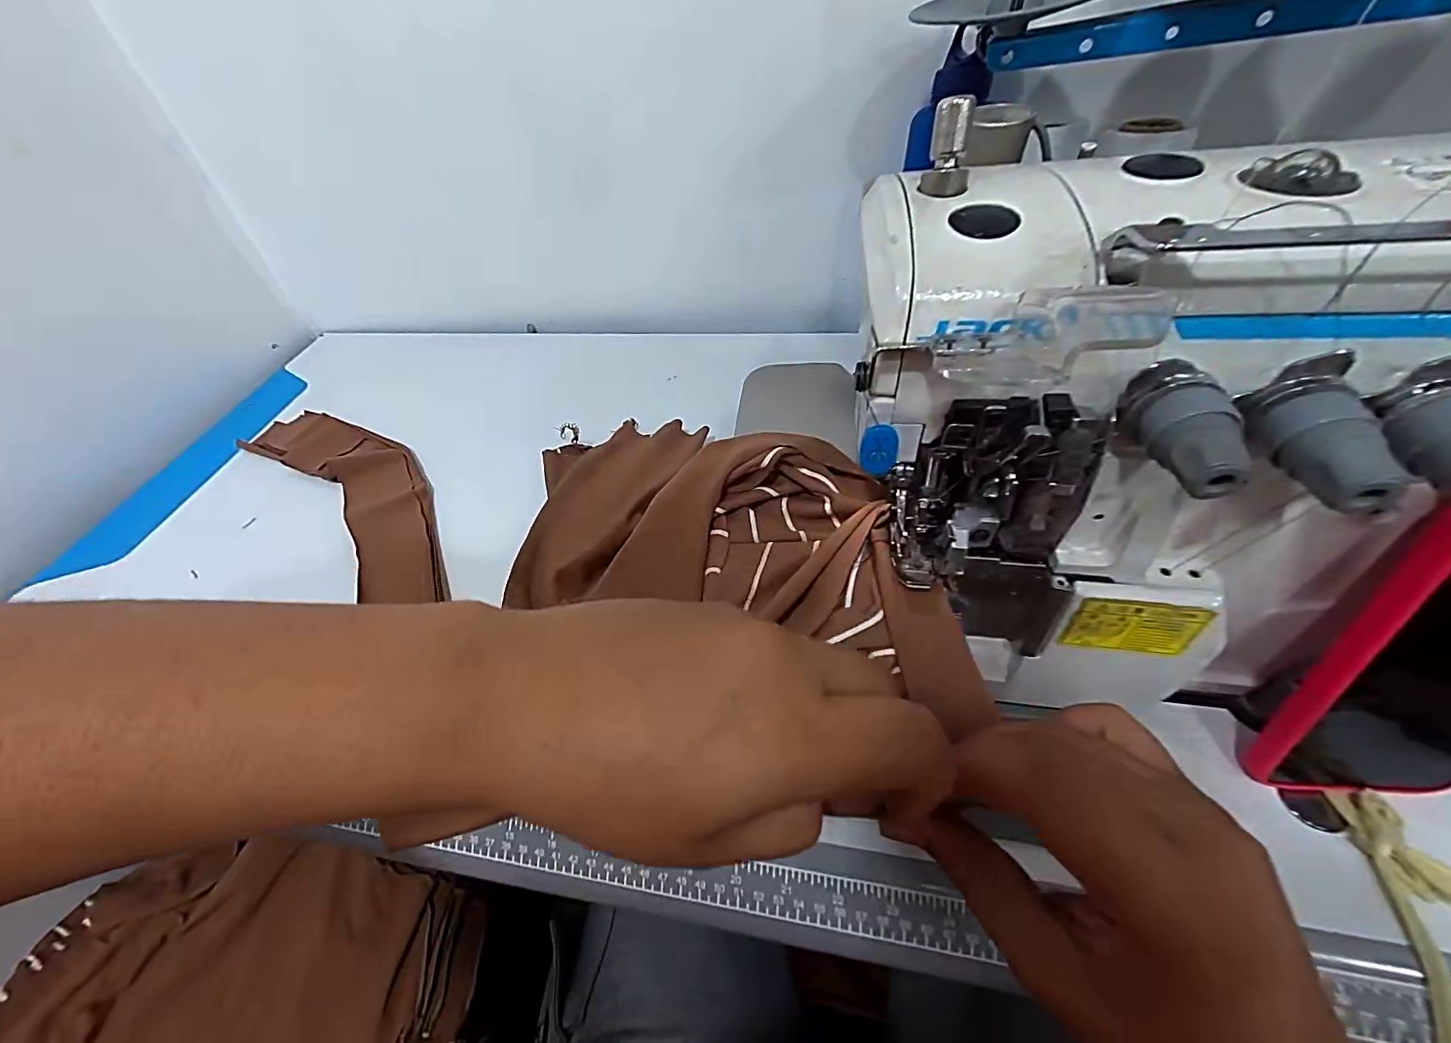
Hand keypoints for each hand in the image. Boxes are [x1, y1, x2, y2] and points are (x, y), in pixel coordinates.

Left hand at [460, 600, 953, 866]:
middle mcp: (787, 662)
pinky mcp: (710, 606)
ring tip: (754, 742)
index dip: (929, 777)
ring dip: (825, 705)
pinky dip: (776, 679)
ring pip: (825, 662)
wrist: (521, 692)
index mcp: (797, 730)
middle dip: (881, 736)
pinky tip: (708, 705)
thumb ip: (789, 821)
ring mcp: (747, 624)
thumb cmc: (605, 786)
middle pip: (882, 686)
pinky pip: (773, 645)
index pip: (916, 736)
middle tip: (825, 777)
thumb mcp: (703, 844)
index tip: (894, 807)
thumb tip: (816, 792)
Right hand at [923, 705, 1343, 1042]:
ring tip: (982, 781)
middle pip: (1055, 744)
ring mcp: (1203, 804)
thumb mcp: (1057, 975)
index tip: (919, 792)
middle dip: (979, 753)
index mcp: (1161, 880)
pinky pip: (1120, 736)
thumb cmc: (1163, 1037)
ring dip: (1016, 745)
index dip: (966, 766)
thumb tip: (918, 821)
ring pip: (1081, 730)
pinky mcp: (1205, 800)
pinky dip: (1064, 737)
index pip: (1042, 776)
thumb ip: (985, 886)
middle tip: (936, 788)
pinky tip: (1044, 771)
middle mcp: (1189, 822)